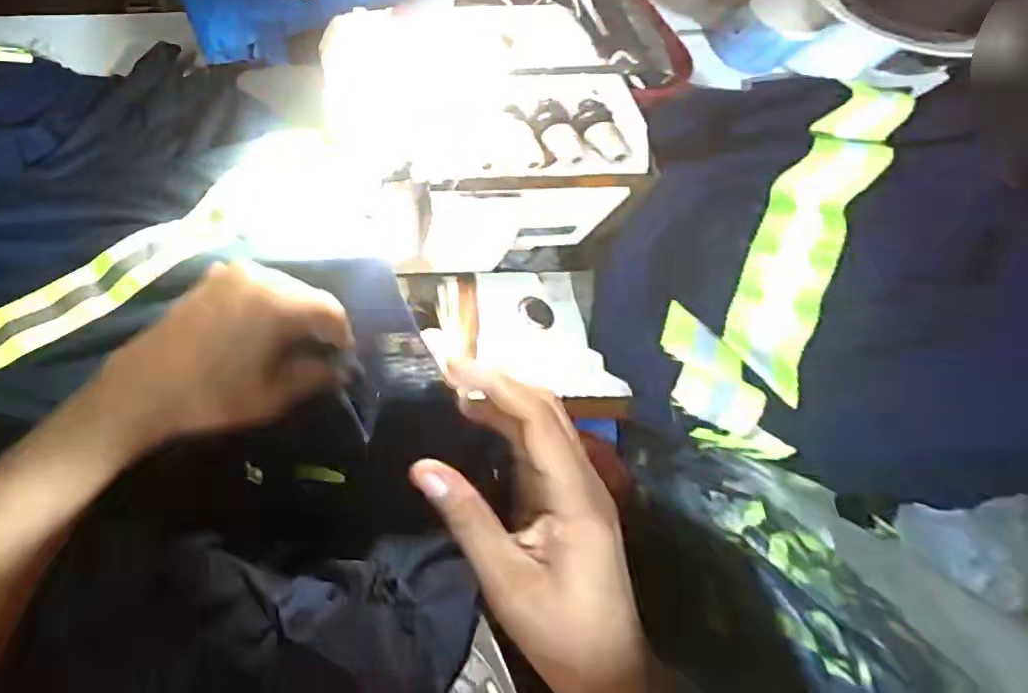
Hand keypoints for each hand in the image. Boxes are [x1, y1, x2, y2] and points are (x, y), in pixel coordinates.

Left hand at [91, 260, 353, 451]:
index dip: (342, 335)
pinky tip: (256, 328)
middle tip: (317, 354)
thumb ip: (312, 375)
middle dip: (316, 320)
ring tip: (287, 343)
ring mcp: (229, 272)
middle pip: (305, 292)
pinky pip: (251, 283)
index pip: (330, 309)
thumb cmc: (212, 394)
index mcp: (277, 301)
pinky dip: (263, 301)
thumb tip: (339, 367)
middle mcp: (257, 275)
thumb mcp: (271, 395)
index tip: (341, 361)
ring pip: (279, 285)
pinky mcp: (209, 277)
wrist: (145, 383)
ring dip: (290, 309)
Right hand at [410, 361, 652, 692]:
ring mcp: (573, 488)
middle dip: (496, 379)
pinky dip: (499, 419)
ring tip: (449, 383)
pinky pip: (530, 442)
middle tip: (444, 365)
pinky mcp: (560, 497)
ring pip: (539, 421)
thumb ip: (467, 519)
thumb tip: (420, 466)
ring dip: (497, 395)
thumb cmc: (561, 631)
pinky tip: (468, 417)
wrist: (606, 675)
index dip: (496, 385)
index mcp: (577, 497)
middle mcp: (581, 482)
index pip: (539, 419)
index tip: (451, 365)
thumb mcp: (507, 580)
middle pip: (545, 410)